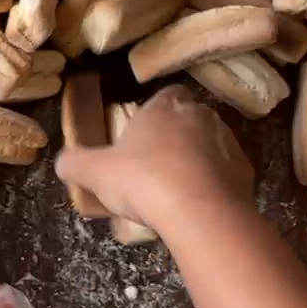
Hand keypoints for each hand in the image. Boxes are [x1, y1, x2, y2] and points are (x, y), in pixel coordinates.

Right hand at [56, 85, 253, 231]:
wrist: (198, 211)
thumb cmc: (142, 180)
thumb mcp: (95, 173)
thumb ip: (75, 164)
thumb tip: (62, 162)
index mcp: (165, 107)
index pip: (164, 96)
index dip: (153, 114)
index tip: (139, 138)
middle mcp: (200, 116)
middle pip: (187, 120)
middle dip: (173, 139)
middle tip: (152, 168)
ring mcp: (227, 142)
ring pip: (208, 146)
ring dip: (193, 162)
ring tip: (173, 192)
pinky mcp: (244, 172)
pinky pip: (224, 174)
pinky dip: (211, 185)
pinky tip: (194, 206)